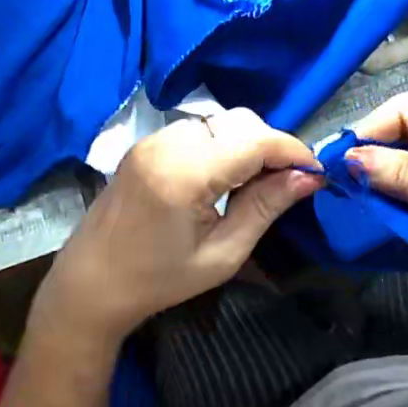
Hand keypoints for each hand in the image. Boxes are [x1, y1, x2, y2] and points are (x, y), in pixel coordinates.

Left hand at [37, 108, 323, 341]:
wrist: (90, 284)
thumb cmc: (158, 281)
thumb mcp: (222, 254)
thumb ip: (265, 208)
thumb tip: (308, 178)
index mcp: (184, 173)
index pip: (254, 141)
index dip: (292, 151)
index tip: (317, 173)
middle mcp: (166, 143)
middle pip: (238, 122)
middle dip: (272, 145)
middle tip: (289, 182)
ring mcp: (152, 140)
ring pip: (219, 122)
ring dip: (248, 144)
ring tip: (260, 183)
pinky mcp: (146, 145)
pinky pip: (198, 131)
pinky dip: (224, 145)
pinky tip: (228, 176)